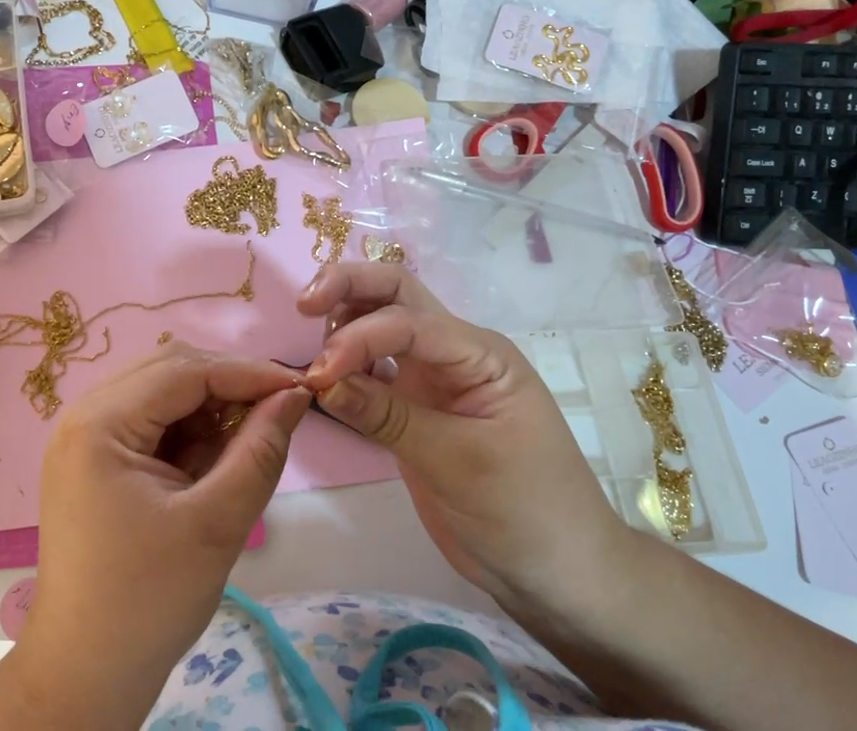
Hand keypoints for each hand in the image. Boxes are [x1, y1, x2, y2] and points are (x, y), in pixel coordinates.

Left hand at [14, 344, 310, 726]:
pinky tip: (213, 461)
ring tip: (246, 443)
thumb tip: (295, 395)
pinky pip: (148, 424)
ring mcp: (83, 438)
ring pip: (159, 394)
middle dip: (227, 386)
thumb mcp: (218, 522)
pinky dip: (186, 432)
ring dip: (207, 408)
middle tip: (278, 414)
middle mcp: (83, 416)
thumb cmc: (150, 599)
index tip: (301, 388)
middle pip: (167, 371)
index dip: (247, 373)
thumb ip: (260, 450)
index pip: (184, 370)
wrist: (86, 669)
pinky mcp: (92, 462)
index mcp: (99, 423)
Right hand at [298, 264, 627, 602]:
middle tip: (303, 304)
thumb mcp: (457, 462)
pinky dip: (347, 364)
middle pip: (397, 295)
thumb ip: (387, 416)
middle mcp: (455, 354)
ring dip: (344, 321)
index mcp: (480, 355)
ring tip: (311, 351)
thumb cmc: (524, 509)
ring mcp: (433, 380)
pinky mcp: (415, 409)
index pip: (408, 322)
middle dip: (349, 287)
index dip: (359, 337)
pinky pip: (374, 371)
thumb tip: (320, 379)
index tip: (319, 375)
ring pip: (382, 325)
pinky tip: (322, 378)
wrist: (553, 571)